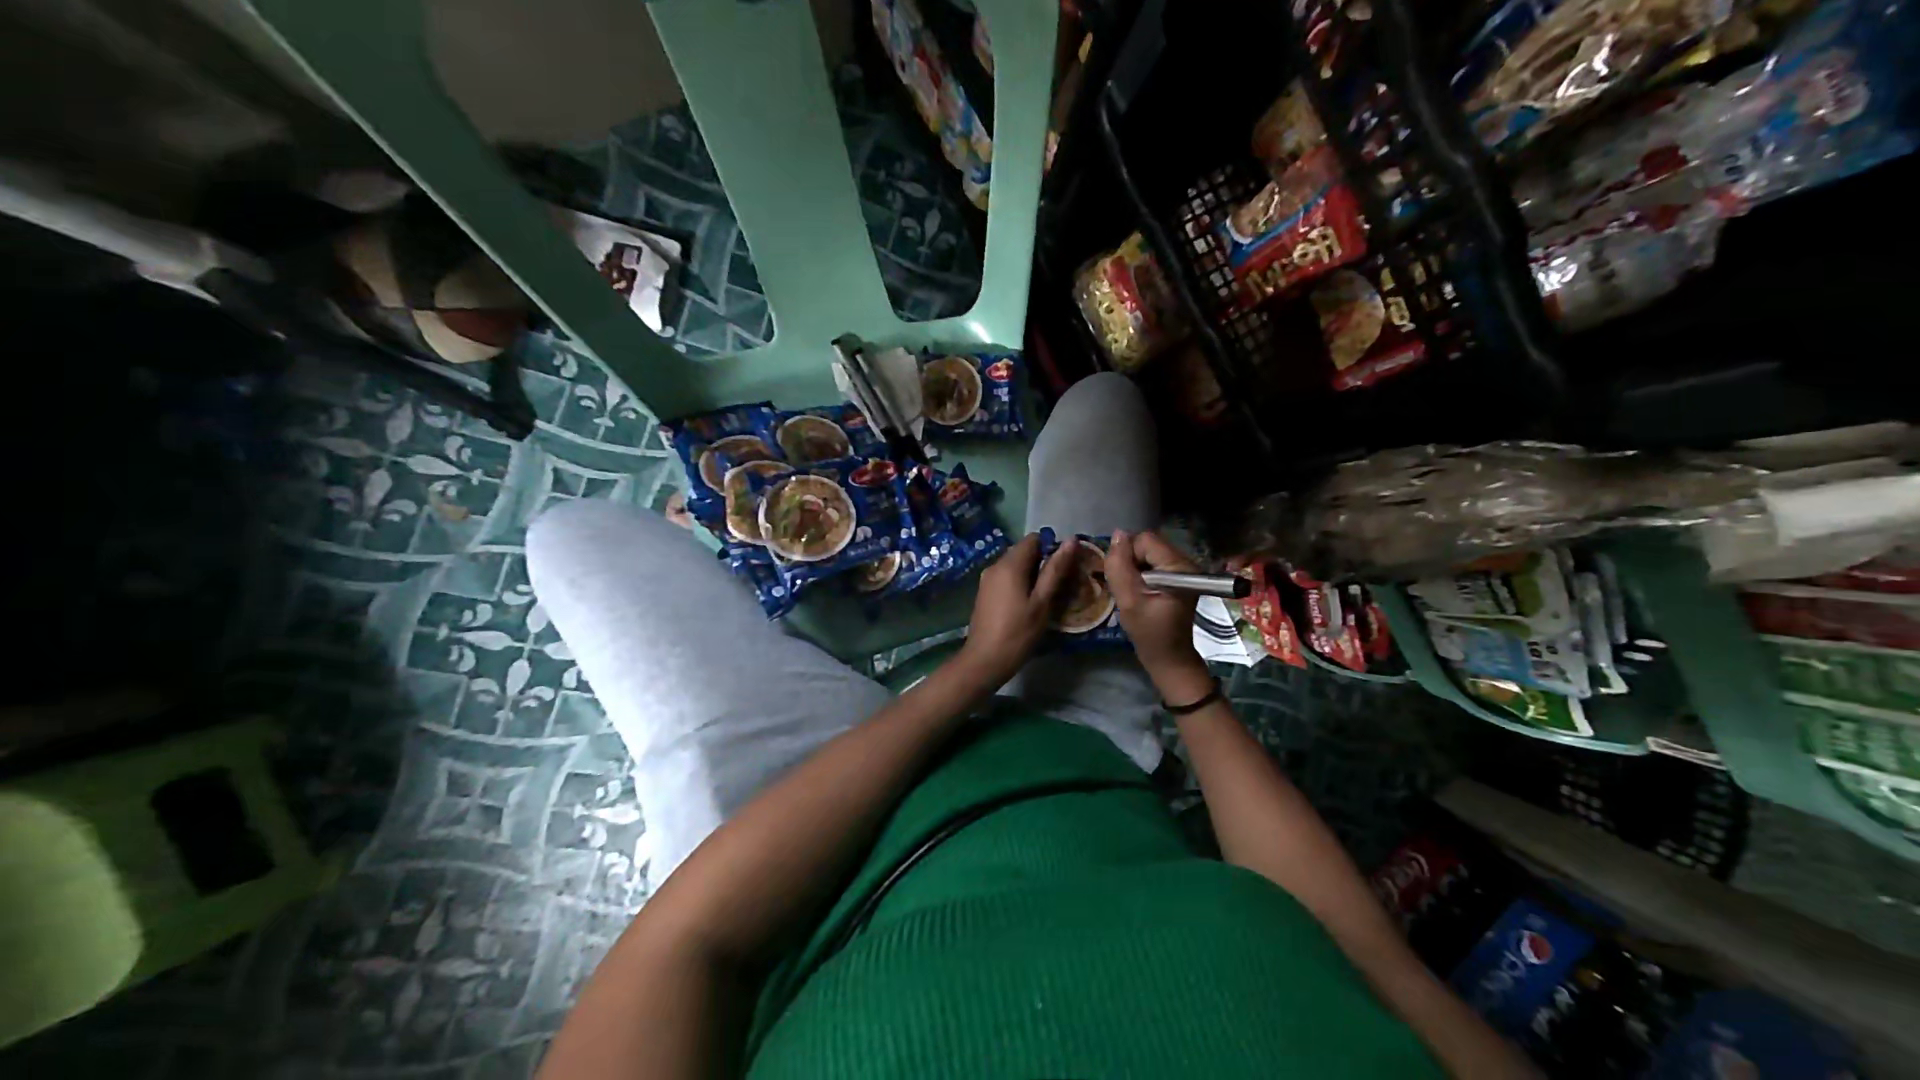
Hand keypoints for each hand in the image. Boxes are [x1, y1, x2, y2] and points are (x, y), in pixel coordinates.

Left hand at [955, 532, 1076, 686]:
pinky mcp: (984, 592)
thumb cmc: (1018, 632)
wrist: (984, 660)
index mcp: (1009, 564)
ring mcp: (987, 579)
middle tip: (1060, 583)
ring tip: (1047, 595)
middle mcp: (995, 565)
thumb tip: (1071, 541)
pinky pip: (1005, 577)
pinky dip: (1020, 582)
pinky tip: (1029, 602)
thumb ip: (1055, 570)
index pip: (1033, 539)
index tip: (1065, 566)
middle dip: (1043, 561)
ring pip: (1014, 565)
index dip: (1051, 547)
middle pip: (1023, 551)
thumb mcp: (1042, 602)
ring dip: (1032, 573)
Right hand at [1106, 530, 1212, 703]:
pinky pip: (1151, 563)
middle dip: (1130, 562)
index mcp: (1178, 566)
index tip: (1123, 581)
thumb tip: (1117, 534)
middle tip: (1127, 589)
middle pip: (1146, 544)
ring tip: (1132, 592)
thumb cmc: (1150, 633)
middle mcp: (1184, 561)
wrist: (1168, 658)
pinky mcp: (1176, 577)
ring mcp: (1181, 569)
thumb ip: (1120, 566)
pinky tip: (1138, 593)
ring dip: (1133, 569)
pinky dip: (1139, 575)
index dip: (1127, 556)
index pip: (1144, 540)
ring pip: (1146, 553)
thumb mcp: (1129, 601)